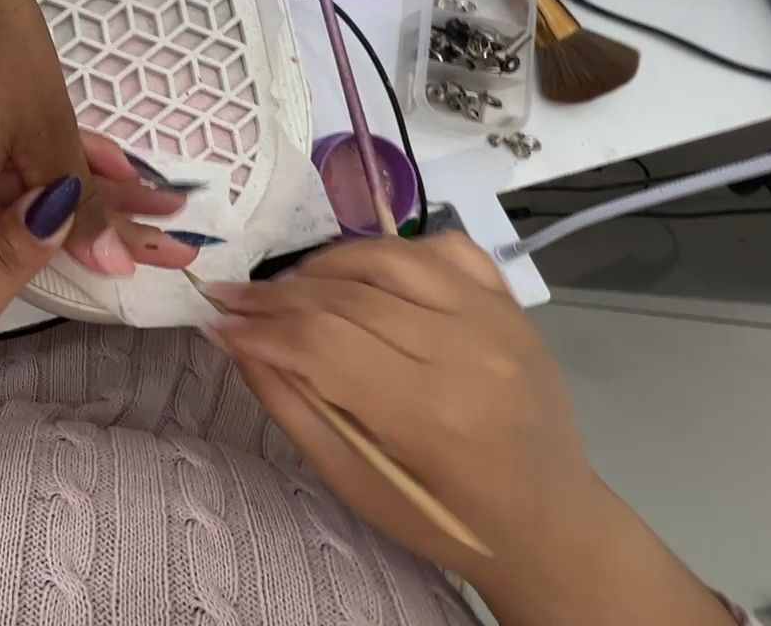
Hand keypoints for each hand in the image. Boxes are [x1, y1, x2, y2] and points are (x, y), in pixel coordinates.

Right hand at [203, 236, 600, 579]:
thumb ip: (285, 400)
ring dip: (322, 265)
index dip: (259, 327)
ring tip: (290, 287)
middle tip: (233, 299)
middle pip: (344, 295)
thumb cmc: (443, 519)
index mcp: (432, 413)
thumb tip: (228, 336)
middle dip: (274, 295)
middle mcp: (468, 351)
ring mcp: (497, 319)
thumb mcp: (349, 478)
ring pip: (385, 256)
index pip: (320, 341)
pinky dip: (392, 250)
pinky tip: (363, 274)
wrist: (552, 523)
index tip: (218, 322)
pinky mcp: (510, 304)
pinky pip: (442, 247)